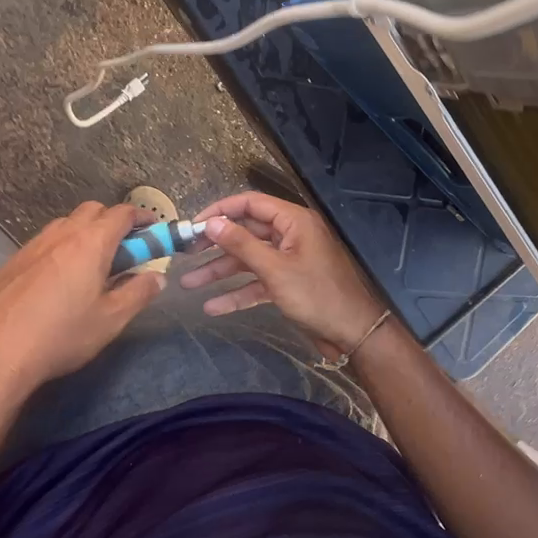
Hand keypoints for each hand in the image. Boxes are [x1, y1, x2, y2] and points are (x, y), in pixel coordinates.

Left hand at [0, 203, 163, 419]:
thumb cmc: (62, 335)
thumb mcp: (111, 319)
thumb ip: (138, 293)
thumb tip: (157, 277)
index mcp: (90, 243)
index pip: (122, 213)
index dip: (142, 217)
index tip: (154, 229)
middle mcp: (61, 235)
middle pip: (92, 210)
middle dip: (113, 221)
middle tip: (126, 250)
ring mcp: (32, 246)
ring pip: (66, 224)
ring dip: (85, 233)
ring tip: (93, 265)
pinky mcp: (12, 263)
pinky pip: (45, 243)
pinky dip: (62, 248)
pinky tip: (61, 280)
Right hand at [179, 192, 388, 351]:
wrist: (352, 332)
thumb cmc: (317, 295)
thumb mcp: (275, 269)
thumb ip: (241, 244)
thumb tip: (211, 222)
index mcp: (294, 221)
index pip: (251, 204)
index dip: (220, 211)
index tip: (192, 225)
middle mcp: (291, 236)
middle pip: (246, 233)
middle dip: (215, 246)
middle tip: (184, 255)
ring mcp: (290, 261)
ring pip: (248, 260)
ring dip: (220, 272)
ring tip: (188, 284)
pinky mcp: (289, 284)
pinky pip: (258, 283)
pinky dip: (238, 293)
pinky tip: (213, 307)